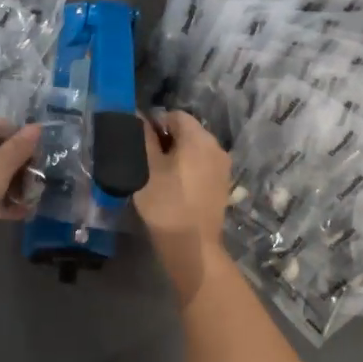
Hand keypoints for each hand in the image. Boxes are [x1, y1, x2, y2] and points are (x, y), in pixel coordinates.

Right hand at [134, 110, 230, 252]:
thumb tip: (139, 116)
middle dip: (167, 140)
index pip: (175, 115)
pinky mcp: (223, 185)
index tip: (140, 144)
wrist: (192, 246)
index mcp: (199, 137)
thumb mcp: (147, 168)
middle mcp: (216, 146)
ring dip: (178, 156)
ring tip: (159, 175)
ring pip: (196, 150)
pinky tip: (176, 187)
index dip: (155, 124)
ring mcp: (223, 167)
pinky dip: (189, 170)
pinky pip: (203, 166)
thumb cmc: (165, 203)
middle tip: (146, 161)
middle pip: (188, 131)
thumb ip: (143, 137)